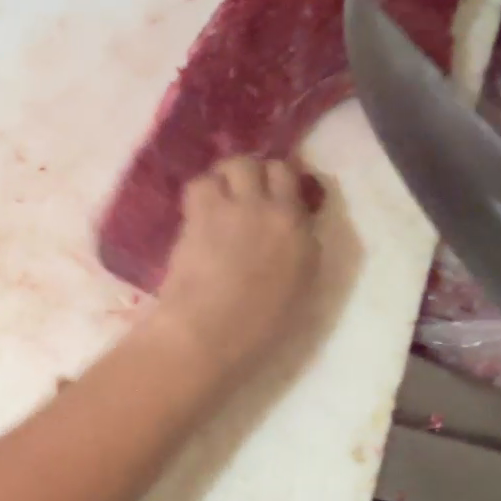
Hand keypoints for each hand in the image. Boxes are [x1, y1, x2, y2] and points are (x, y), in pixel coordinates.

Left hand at [153, 157, 320, 371]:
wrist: (207, 335)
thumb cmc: (248, 336)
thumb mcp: (291, 303)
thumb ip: (293, 267)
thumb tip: (282, 249)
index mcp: (307, 245)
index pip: (304, 201)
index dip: (285, 199)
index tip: (271, 208)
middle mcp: (282, 215)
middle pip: (277, 169)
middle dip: (261, 177)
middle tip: (242, 195)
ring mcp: (244, 207)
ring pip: (240, 164)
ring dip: (228, 177)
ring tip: (216, 197)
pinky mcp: (206, 211)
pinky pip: (202, 182)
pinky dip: (199, 193)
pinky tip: (193, 212)